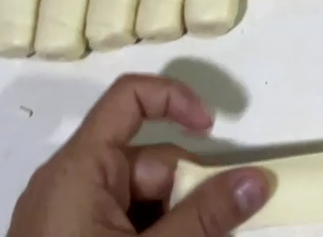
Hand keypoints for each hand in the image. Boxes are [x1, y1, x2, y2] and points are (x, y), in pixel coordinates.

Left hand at [8, 75, 269, 236]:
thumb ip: (204, 216)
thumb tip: (257, 178)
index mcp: (79, 167)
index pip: (130, 98)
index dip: (175, 100)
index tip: (214, 131)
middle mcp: (69, 180)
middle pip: (146, 160)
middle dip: (186, 192)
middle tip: (214, 231)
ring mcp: (65, 215)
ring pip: (139, 197)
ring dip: (172, 221)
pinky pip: (119, 221)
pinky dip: (149, 234)